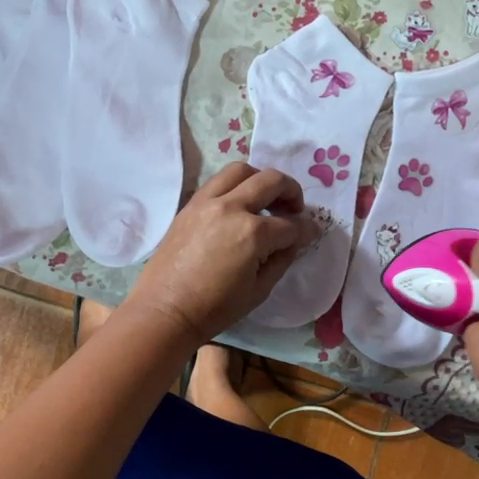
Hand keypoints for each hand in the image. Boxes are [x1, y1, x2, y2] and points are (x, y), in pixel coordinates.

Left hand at [122, 163, 307, 347]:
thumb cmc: (215, 308)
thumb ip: (282, 258)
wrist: (166, 309)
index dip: (306, 229)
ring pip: (241, 170)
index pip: (290, 224)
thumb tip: (297, 239)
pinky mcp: (190, 204)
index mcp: (252, 233)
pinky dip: (235, 185)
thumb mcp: (260, 289)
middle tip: (294, 208)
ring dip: (260, 179)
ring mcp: (207, 201)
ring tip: (266, 198)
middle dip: (291, 191)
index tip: (312, 231)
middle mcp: (231, 207)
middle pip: (270, 180)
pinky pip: (218, 181)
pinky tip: (239, 204)